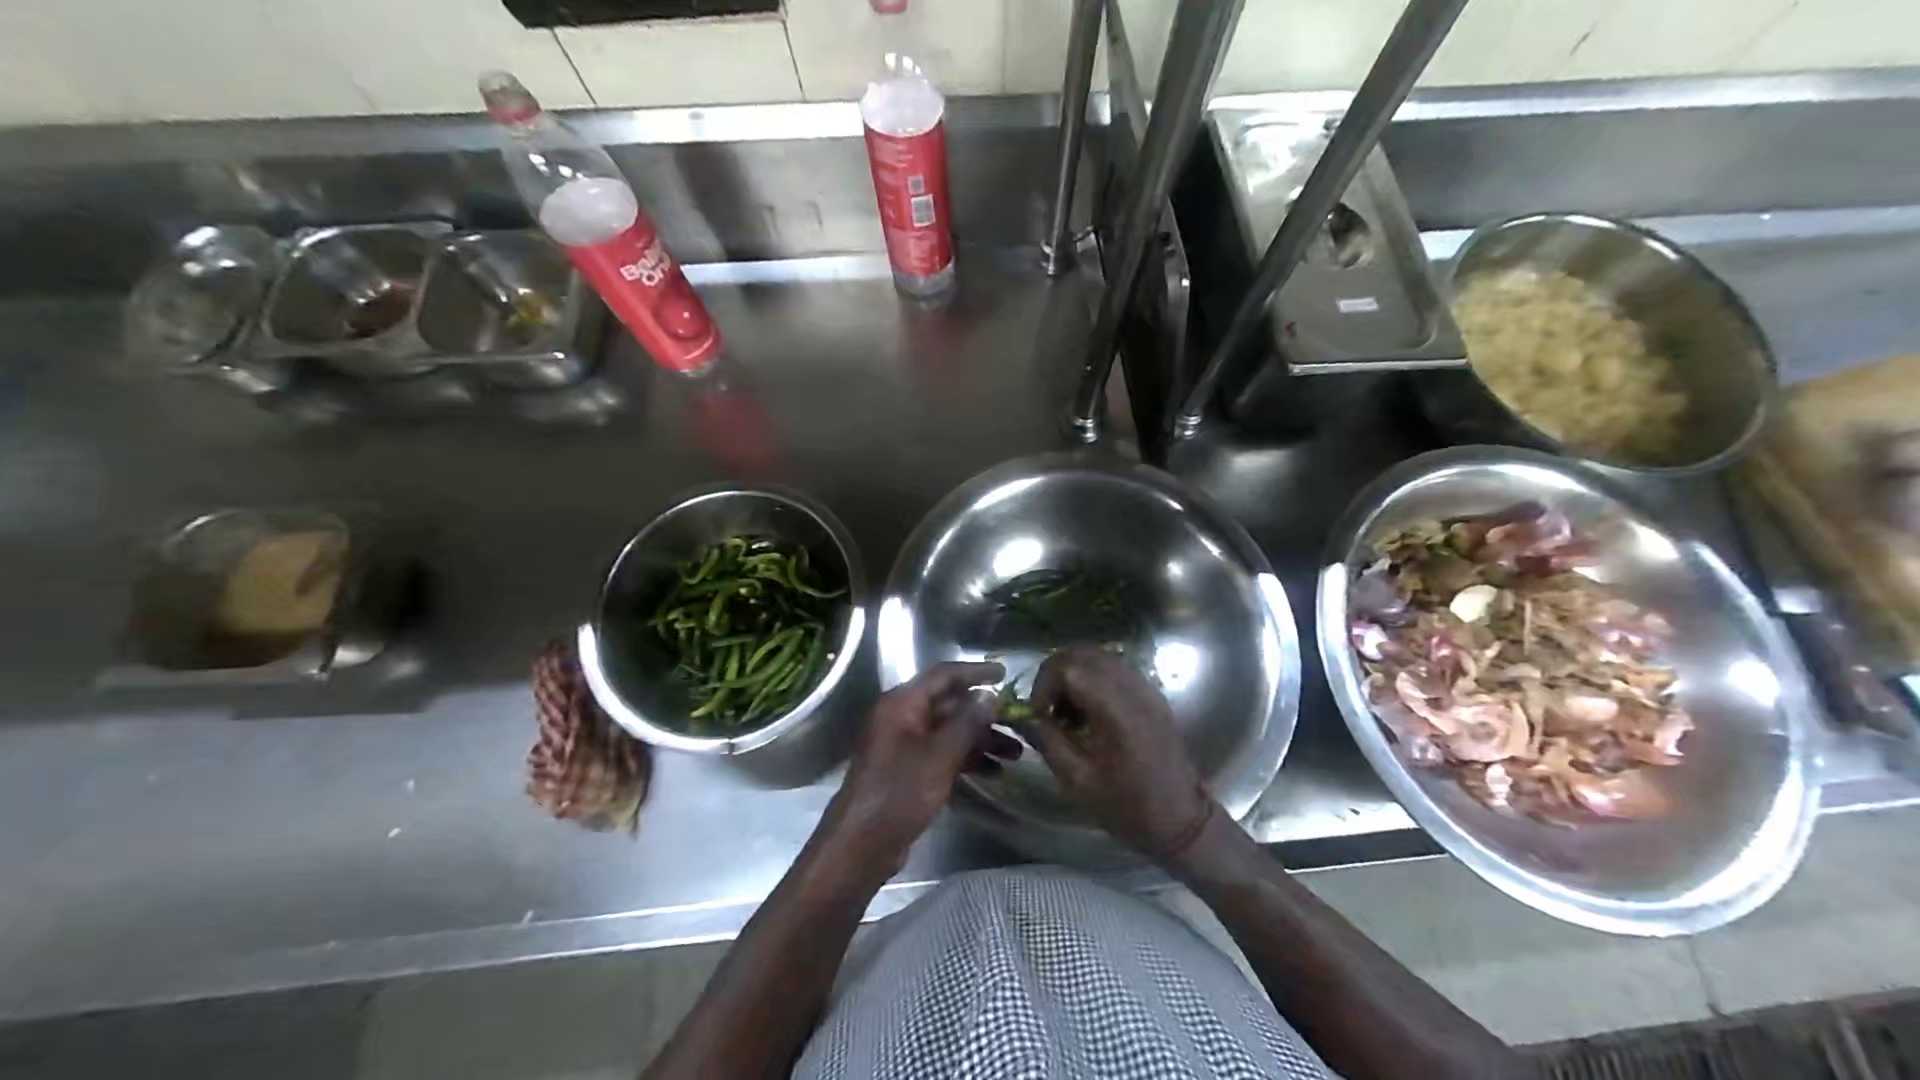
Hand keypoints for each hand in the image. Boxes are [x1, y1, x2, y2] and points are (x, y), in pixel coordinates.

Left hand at [820, 661, 1007, 875]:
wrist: (861, 843)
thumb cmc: (899, 791)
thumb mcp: (939, 755)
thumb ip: (967, 722)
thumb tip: (989, 695)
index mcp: (901, 704)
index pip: (943, 675)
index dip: (975, 672)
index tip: (1005, 674)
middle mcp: (902, 718)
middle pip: (949, 705)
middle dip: (985, 715)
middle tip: (1019, 724)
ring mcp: (904, 744)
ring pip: (949, 732)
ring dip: (981, 739)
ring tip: (1016, 753)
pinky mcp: (909, 770)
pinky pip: (943, 753)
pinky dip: (967, 758)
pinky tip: (994, 771)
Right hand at [1027, 646, 1214, 861]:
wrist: (1180, 820)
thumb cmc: (1127, 806)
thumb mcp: (1077, 780)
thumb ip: (1047, 741)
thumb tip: (1024, 717)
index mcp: (1115, 710)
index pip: (1069, 669)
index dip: (1044, 684)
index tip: (1036, 713)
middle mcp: (1132, 689)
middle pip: (1083, 654)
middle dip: (1055, 673)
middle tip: (1045, 706)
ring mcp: (1146, 688)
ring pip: (1099, 657)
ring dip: (1073, 674)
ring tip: (1065, 708)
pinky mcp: (1151, 694)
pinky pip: (1114, 669)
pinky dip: (1093, 678)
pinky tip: (1088, 709)